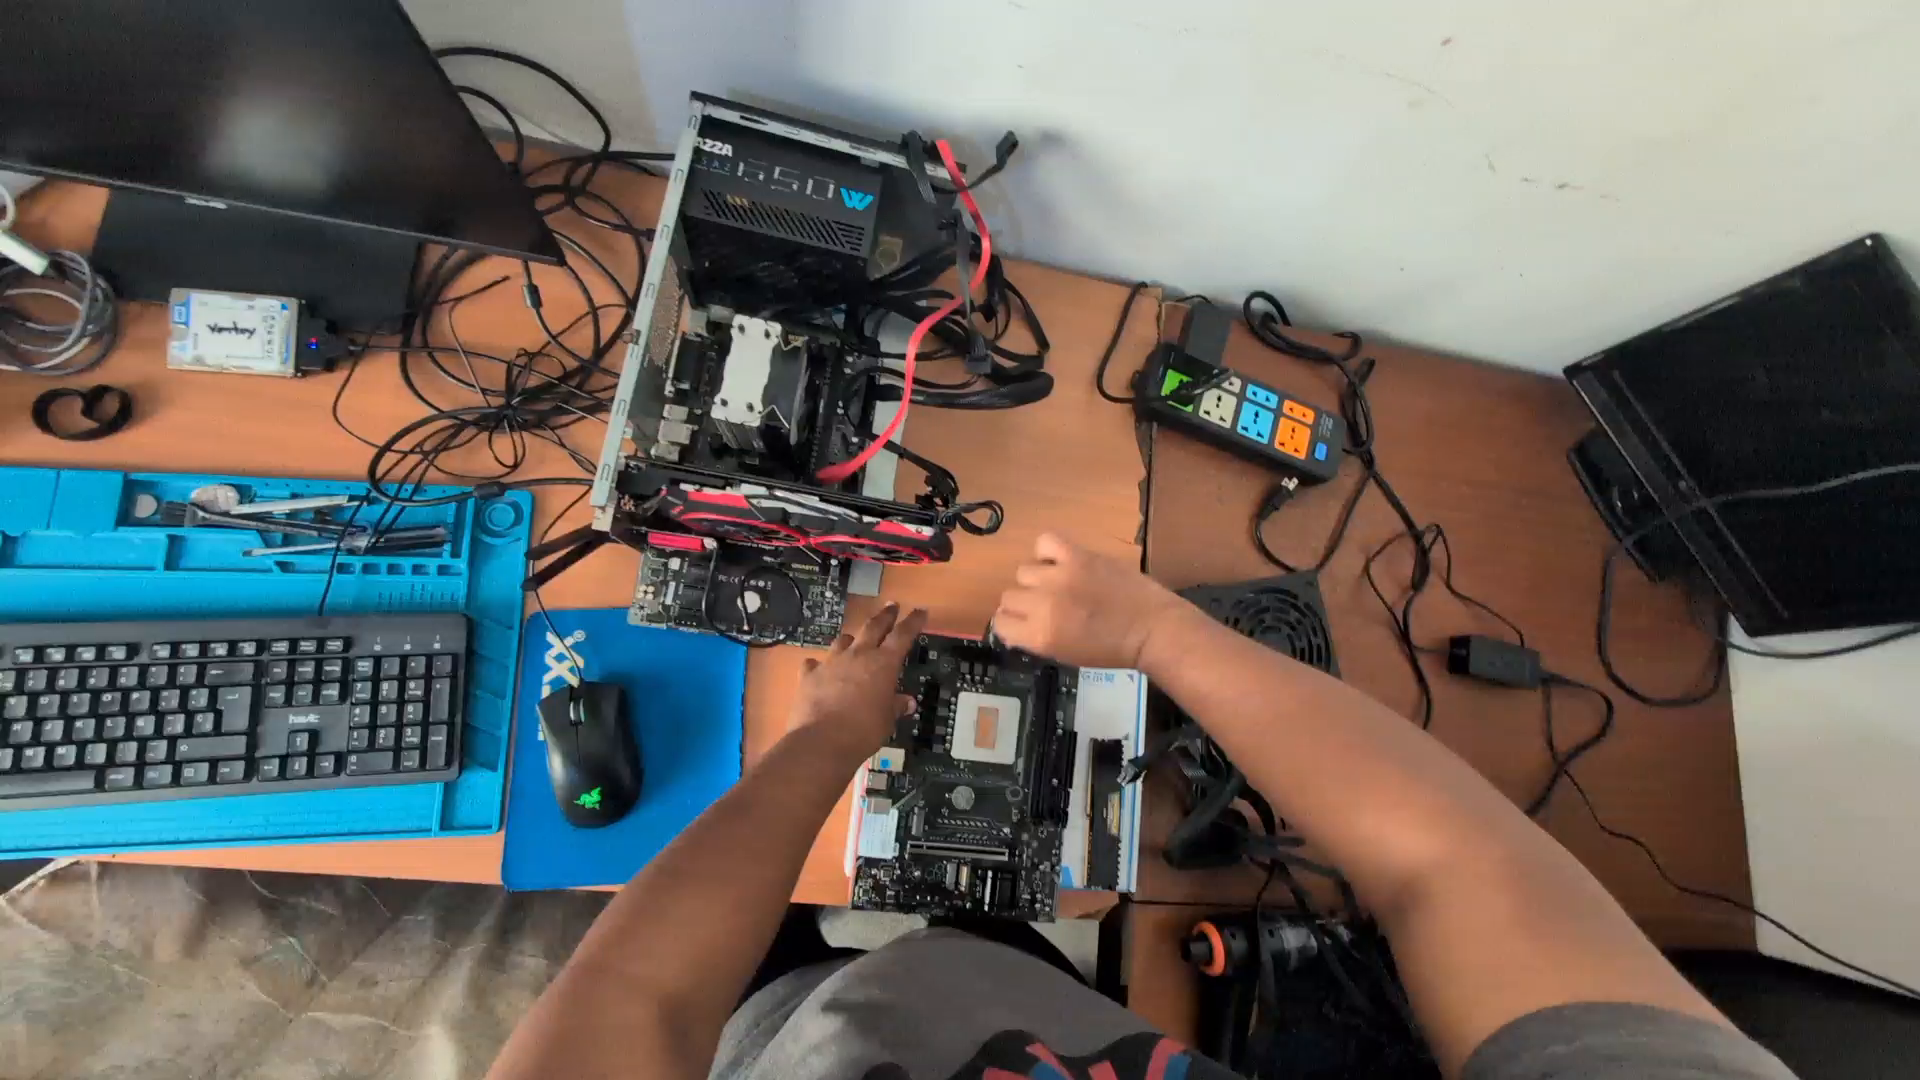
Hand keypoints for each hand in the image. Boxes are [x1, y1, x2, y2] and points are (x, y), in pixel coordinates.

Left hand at [790, 603, 927, 763]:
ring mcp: (831, 662)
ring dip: (851, 639)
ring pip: (843, 640)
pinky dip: (820, 665)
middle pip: (873, 627)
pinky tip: (819, 669)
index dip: (913, 622)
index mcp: (883, 663)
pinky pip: (815, 664)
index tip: (920, 611)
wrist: (821, 740)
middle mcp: (858, 655)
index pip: (903, 635)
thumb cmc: (864, 730)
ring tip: (854, 640)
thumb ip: (895, 706)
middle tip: (891, 605)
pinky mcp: (809, 675)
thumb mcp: (887, 720)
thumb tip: (906, 702)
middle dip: (885, 615)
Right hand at [991, 532, 1190, 669]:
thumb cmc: (1111, 649)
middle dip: (1024, 604)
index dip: (1010, 623)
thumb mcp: (1065, 654)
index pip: (1000, 623)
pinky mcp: (1077, 556)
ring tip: (1057, 583)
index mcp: (1039, 635)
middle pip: (1009, 596)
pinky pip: (1045, 541)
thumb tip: (1013, 626)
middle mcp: (1043, 604)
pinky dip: (1047, 550)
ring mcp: (1059, 576)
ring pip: (1023, 571)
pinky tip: (1059, 561)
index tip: (1022, 622)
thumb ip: (1035, 638)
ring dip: (1037, 579)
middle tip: (1046, 606)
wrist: (1152, 629)